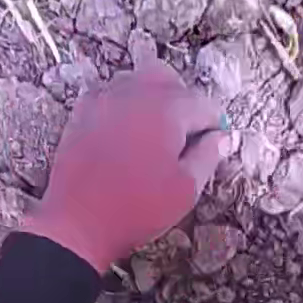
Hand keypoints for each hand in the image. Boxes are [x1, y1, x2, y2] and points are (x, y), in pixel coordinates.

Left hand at [23, 54, 227, 271]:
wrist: (79, 223)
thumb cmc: (139, 209)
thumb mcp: (186, 190)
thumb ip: (208, 156)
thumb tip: (223, 137)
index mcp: (167, 109)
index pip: (204, 104)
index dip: (214, 126)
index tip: (214, 146)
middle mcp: (135, 93)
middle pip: (169, 79)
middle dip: (183, 102)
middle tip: (185, 137)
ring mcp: (104, 99)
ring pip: (137, 80)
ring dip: (152, 99)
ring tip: (155, 136)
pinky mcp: (82, 113)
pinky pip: (110, 94)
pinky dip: (124, 106)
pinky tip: (127, 135)